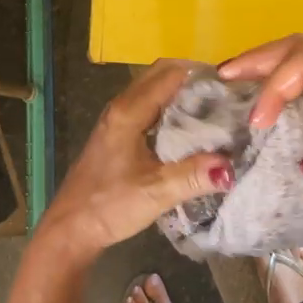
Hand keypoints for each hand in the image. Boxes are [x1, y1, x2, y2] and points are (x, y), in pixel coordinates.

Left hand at [36, 60, 235, 258]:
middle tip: (222, 91)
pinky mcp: (115, 132)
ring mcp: (116, 118)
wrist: (70, 228)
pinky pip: (145, 104)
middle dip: (189, 76)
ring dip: (177, 90)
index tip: (228, 83)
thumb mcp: (156, 192)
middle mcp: (120, 106)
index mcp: (129, 111)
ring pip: (150, 89)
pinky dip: (167, 105)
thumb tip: (232, 165)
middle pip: (158, 74)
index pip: (168, 75)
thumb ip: (193, 175)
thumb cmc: (110, 205)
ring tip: (210, 104)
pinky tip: (185, 126)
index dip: (198, 74)